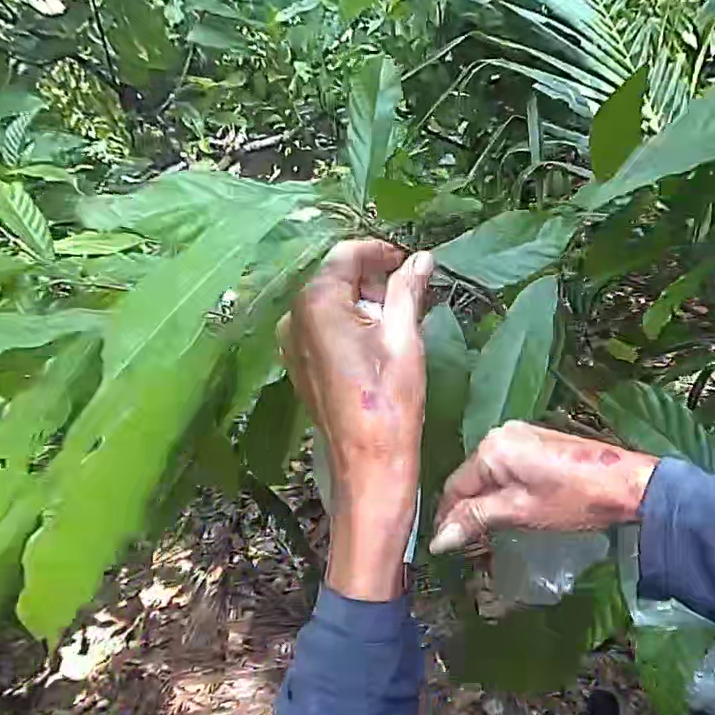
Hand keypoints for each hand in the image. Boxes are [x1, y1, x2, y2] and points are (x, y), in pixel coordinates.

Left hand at [279, 239, 434, 599]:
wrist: (368, 463)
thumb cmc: (390, 401)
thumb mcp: (404, 338)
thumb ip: (408, 289)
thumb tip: (422, 257)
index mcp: (316, 302)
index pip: (346, 254)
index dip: (381, 251)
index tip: (409, 260)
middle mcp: (295, 317)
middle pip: (335, 277)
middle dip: (373, 278)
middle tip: (411, 293)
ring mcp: (292, 344)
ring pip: (330, 303)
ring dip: (363, 302)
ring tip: (399, 321)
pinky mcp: (300, 365)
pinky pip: (324, 329)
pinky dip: (350, 325)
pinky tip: (377, 343)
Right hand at [429, 421, 658, 553]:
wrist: (627, 484)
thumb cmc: (574, 499)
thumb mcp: (520, 512)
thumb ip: (476, 520)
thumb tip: (438, 540)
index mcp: (492, 448)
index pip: (455, 486)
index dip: (447, 518)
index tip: (443, 548)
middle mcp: (501, 434)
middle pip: (470, 478)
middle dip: (466, 510)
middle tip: (466, 545)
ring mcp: (522, 435)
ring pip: (489, 474)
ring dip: (484, 502)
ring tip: (485, 534)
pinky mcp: (538, 442)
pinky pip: (507, 467)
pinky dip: (503, 490)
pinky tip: (508, 512)